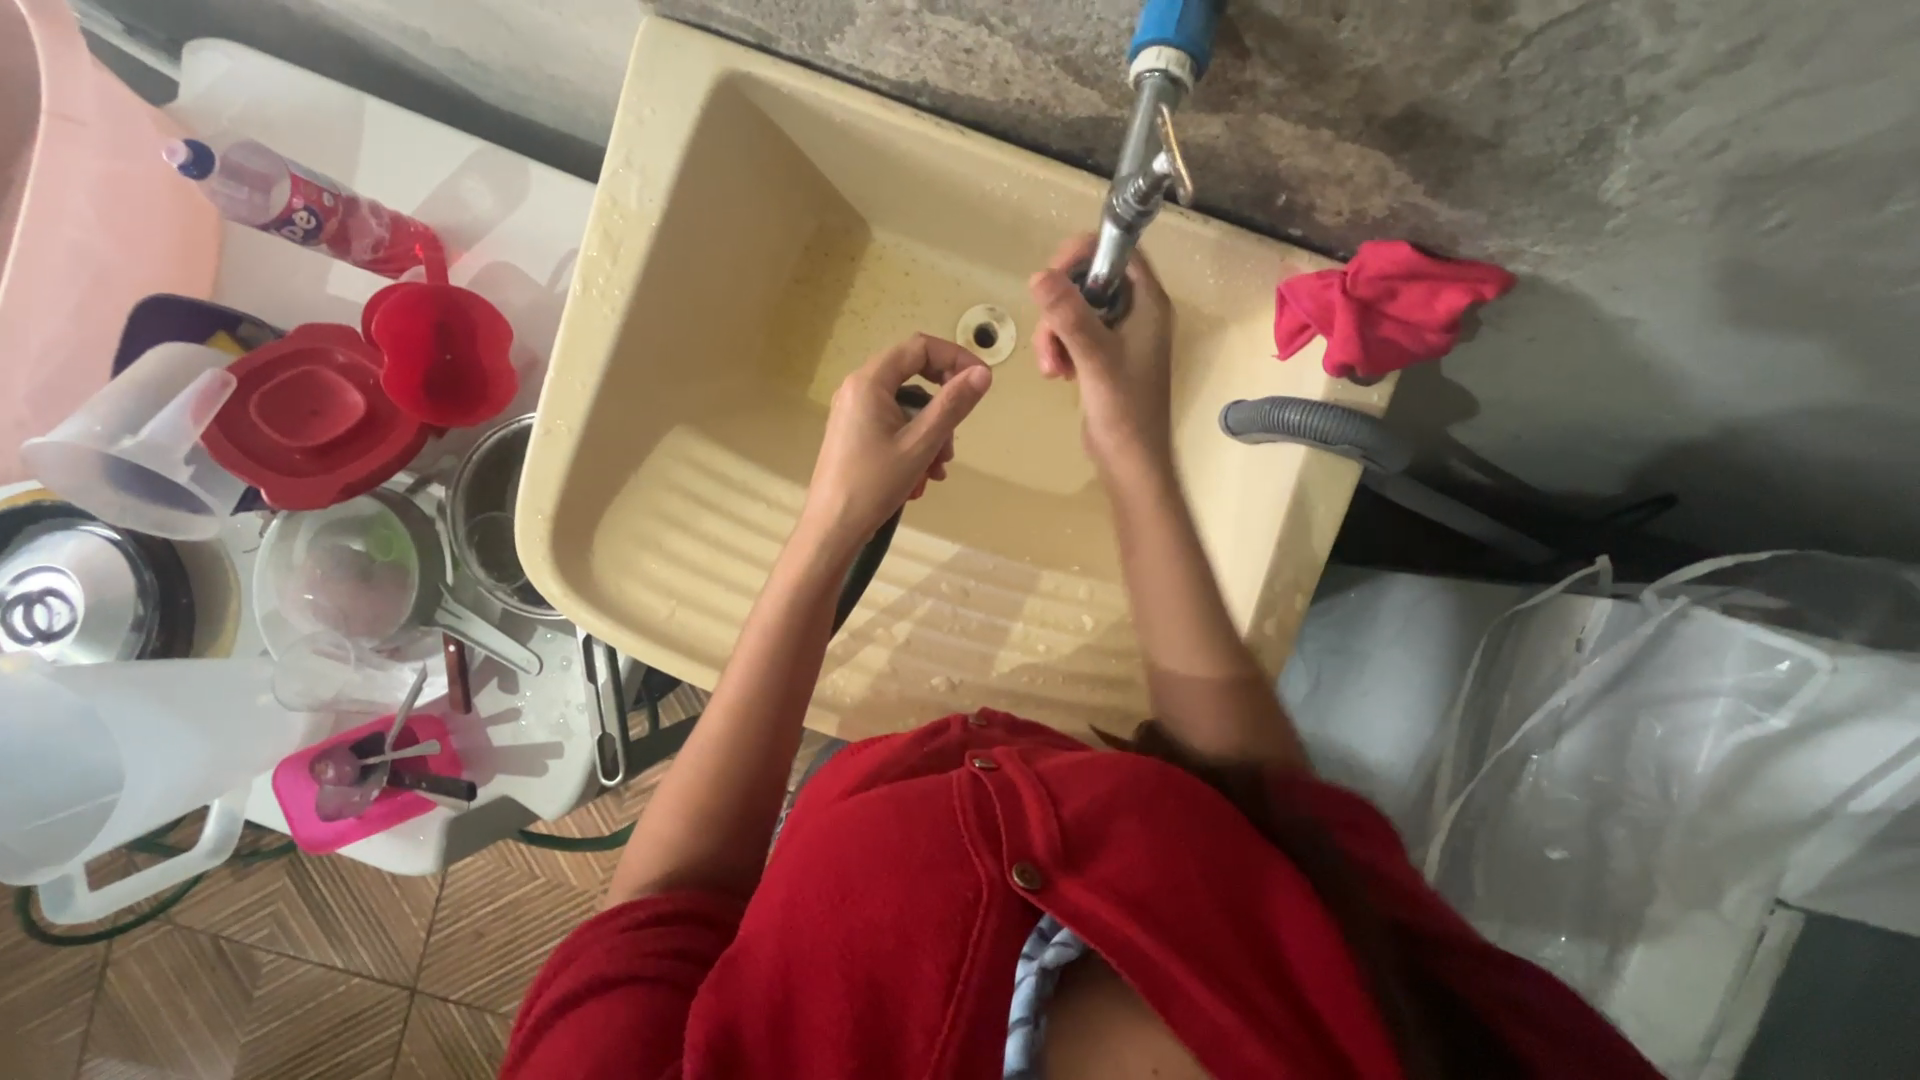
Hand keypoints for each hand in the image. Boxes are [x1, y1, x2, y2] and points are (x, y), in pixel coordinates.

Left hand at [801, 333, 992, 547]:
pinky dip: (913, 447)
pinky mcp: (854, 435)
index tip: (980, 383)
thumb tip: (982, 374)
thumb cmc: (874, 484)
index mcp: (869, 382)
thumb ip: (953, 405)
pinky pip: (893, 428)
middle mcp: (857, 389)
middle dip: (942, 410)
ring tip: (936, 471)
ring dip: (930, 436)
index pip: (920, 348)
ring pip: (907, 409)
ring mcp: (854, 413)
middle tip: (954, 441)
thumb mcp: (921, 444)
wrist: (832, 528)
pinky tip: (919, 480)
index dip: (955, 358)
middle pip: (914, 379)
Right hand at [1027, 235, 1175, 476]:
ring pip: (1074, 309)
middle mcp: (1136, 311)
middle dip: (1058, 306)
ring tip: (1052, 369)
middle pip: (1088, 280)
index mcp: (1147, 302)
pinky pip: (1073, 334)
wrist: (1131, 460)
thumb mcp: (1095, 358)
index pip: (1117, 250)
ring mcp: (1120, 334)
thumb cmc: (1124, 409)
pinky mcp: (1104, 355)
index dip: (1081, 255)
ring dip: (1053, 334)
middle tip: (1047, 339)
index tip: (1051, 277)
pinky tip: (1058, 374)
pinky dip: (1059, 348)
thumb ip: (1069, 315)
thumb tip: (1038, 275)